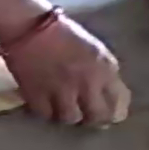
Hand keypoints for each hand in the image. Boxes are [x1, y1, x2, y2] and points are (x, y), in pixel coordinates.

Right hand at [2, 14, 131, 125]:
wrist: (29, 28)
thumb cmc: (63, 35)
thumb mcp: (94, 51)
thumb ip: (102, 72)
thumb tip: (102, 95)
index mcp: (105, 69)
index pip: (119, 101)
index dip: (115, 112)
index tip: (109, 116)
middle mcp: (86, 82)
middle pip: (97, 115)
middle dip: (94, 120)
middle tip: (87, 121)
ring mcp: (59, 88)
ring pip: (70, 118)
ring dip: (68, 117)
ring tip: (63, 113)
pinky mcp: (35, 92)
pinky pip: (43, 113)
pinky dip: (45, 113)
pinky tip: (44, 108)